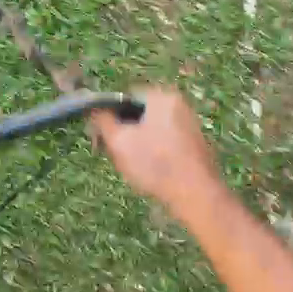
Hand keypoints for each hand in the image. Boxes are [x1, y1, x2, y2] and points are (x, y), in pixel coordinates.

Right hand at [91, 87, 225, 218]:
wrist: (195, 194)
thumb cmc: (154, 163)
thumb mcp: (118, 141)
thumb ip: (103, 121)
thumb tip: (96, 110)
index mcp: (162, 97)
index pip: (125, 98)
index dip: (108, 115)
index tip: (100, 136)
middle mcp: (179, 105)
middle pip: (139, 113)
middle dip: (123, 131)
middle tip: (113, 152)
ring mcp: (190, 124)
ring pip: (151, 129)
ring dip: (136, 143)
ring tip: (130, 165)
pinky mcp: (194, 144)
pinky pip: (165, 140)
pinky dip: (153, 151)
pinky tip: (149, 170)